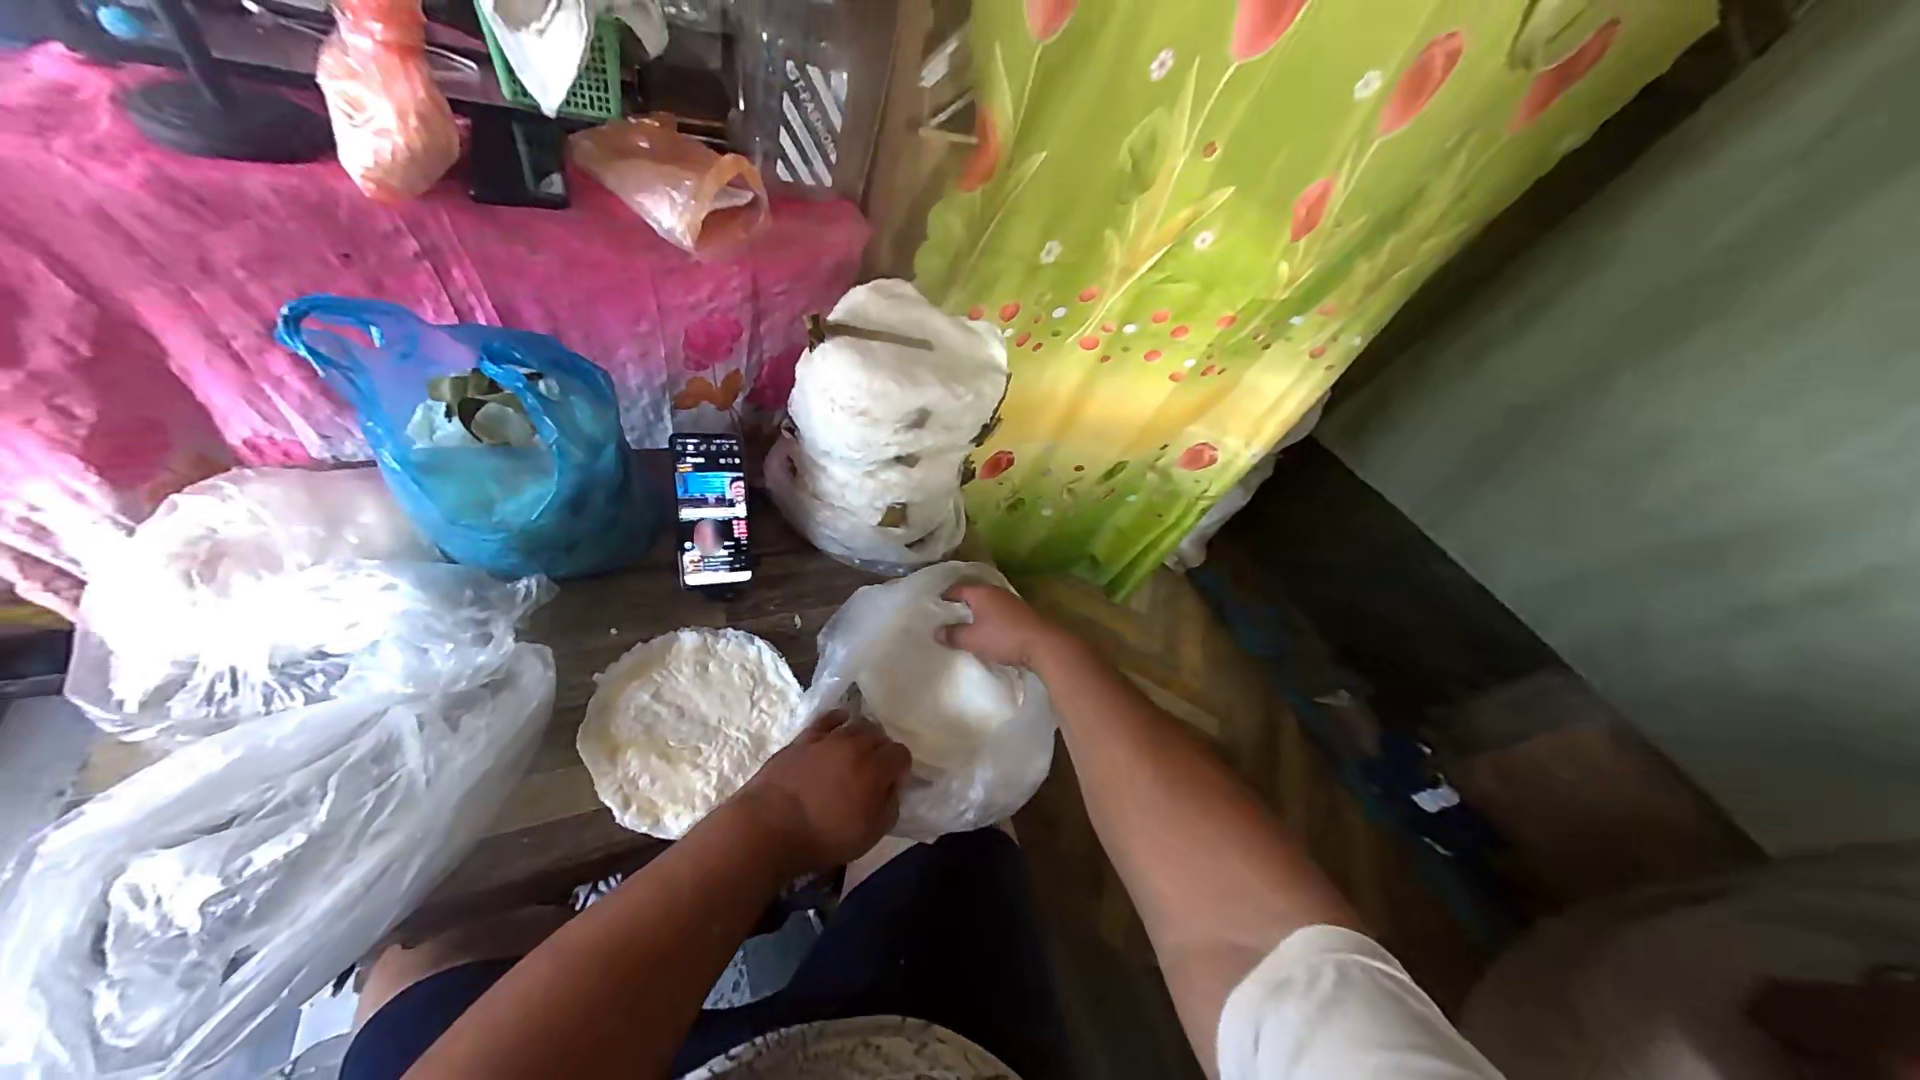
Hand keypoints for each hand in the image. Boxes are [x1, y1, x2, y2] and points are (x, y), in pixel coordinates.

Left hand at [728, 711, 911, 876]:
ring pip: (856, 725)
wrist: (767, 826)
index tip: (892, 786)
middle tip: (874, 772)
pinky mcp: (803, 738)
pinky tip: (841, 721)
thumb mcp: (869, 834)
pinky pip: (827, 719)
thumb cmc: (822, 836)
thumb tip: (892, 789)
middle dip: (882, 751)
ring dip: (863, 737)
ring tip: (856, 754)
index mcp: (876, 767)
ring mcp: (828, 738)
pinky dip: (838, 719)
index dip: (901, 770)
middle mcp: (855, 744)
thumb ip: (890, 807)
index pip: (901, 755)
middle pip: (880, 736)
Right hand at [935, 583, 1075, 669]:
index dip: (945, 596)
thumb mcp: (973, 639)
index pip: (958, 588)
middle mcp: (996, 592)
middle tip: (949, 615)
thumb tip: (936, 632)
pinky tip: (988, 630)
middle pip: (974, 594)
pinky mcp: (1022, 614)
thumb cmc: (1003, 637)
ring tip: (967, 624)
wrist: (1042, 645)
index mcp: (982, 592)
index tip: (936, 605)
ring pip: (988, 603)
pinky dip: (990, 618)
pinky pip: (999, 612)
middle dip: (961, 604)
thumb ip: (953, 634)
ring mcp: (1012, 602)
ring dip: (978, 612)